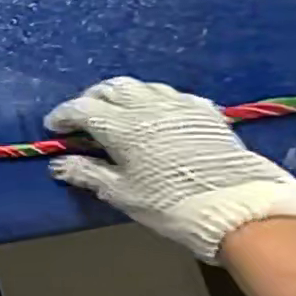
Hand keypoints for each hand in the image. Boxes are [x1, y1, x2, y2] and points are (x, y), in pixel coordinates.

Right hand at [45, 77, 295, 261]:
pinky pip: (172, 95)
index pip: (80, 108)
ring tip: (115, 115)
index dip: (61, 116)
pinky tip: (153, 117)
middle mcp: (149, 109)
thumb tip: (60, 164)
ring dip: (121, 97)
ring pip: (141, 87)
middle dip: (89, 100)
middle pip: (110, 88)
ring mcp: (180, 108)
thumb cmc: (169, 201)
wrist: (241, 208)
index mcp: (122, 127)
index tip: (54, 130)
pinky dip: (154, 101)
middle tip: (81, 120)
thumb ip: (86, 172)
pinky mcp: (206, 114)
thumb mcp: (119, 191)